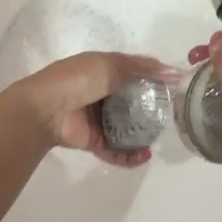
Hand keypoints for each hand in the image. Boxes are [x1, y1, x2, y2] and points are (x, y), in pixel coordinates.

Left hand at [8, 52, 179, 167]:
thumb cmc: (79, 79)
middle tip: (171, 115)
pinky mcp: (93, 141)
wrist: (47, 108)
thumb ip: (140, 68)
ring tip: (157, 139)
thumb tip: (170, 71)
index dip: (153, 76)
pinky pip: (115, 150)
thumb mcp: (111, 65)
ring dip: (142, 136)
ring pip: (125, 129)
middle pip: (131, 102)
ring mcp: (97, 119)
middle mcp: (101, 93)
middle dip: (150, 109)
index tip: (175, 84)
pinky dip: (129, 156)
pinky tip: (143, 156)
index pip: (133, 72)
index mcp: (102, 70)